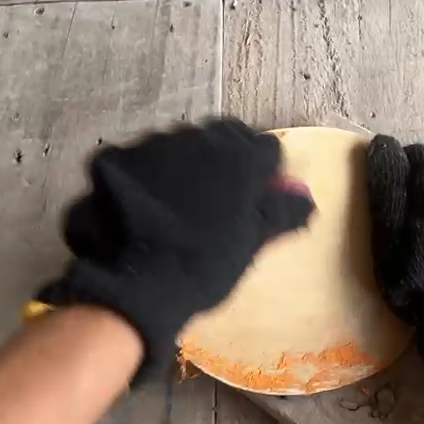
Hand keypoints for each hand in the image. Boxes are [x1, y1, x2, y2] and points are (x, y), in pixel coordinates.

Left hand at [36, 118, 314, 382]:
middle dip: (224, 160)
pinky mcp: (116, 156)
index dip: (264, 171)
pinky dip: (143, 174)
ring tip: (175, 202)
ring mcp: (154, 143)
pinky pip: (139, 158)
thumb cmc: (205, 266)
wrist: (135, 285)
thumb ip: (281, 213)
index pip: (266, 148)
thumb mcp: (251, 243)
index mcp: (239, 157)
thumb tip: (307, 200)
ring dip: (183, 163)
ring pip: (180, 143)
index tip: (257, 194)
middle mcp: (199, 138)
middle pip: (222, 137)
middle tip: (217, 198)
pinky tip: (139, 203)